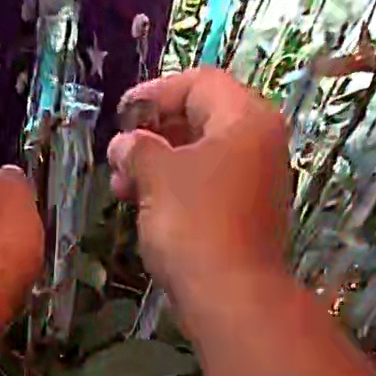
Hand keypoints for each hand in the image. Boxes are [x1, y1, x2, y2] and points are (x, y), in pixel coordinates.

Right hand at [109, 70, 293, 294]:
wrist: (228, 292)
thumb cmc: (193, 224)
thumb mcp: (157, 177)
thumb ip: (137, 150)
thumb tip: (123, 142)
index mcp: (244, 119)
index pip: (199, 84)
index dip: (155, 92)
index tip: (120, 112)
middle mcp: (257, 141)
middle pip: (201, 119)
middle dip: (154, 133)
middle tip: (118, 155)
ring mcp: (253, 179)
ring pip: (200, 156)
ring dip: (158, 165)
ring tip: (122, 186)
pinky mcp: (243, 213)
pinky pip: (205, 185)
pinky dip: (173, 188)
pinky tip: (146, 207)